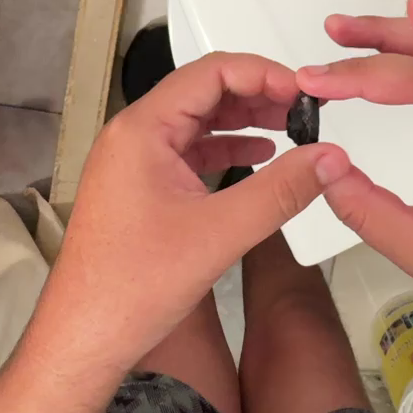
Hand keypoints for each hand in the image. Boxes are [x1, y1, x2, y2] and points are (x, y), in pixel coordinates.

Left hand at [27, 52, 349, 374]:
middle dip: (256, 94)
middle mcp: (134, 133)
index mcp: (143, 128)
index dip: (262, 73)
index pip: (210, 72)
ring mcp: (135, 159)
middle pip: (204, 91)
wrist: (81, 340)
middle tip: (303, 109)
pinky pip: (189, 150)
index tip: (301, 91)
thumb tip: (330, 157)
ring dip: (243, 119)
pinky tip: (257, 156)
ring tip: (290, 127)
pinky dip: (225, 148)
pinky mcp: (140, 184)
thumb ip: (280, 191)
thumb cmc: (134, 286)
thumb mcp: (219, 233)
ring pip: (197, 120)